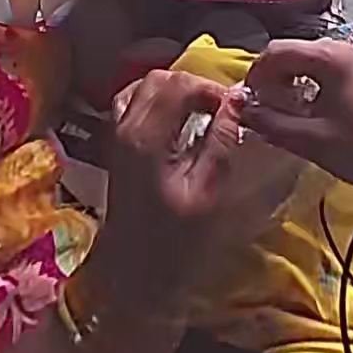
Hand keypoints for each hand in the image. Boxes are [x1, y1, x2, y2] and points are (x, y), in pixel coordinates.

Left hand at [85, 70, 241, 310]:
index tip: (234, 109)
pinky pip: (133, 97)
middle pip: (162, 77)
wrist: (130, 275)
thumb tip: (237, 102)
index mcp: (146, 137)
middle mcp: (125, 125)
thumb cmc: (172, 243)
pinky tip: (174, 114)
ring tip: (202, 110)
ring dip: (177, 88)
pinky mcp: (115, 139)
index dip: (211, 89)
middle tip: (221, 110)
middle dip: (196, 85)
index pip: (181, 84)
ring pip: (146, 82)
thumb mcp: (207, 194)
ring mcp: (116, 130)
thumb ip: (221, 142)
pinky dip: (156, 96)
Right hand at [232, 39, 352, 201]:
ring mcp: (346, 58)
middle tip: (258, 108)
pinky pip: (313, 68)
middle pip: (286, 52)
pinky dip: (298, 83)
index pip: (274, 51)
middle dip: (267, 77)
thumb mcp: (310, 139)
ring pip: (298, 59)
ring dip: (282, 81)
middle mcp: (336, 49)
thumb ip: (270, 121)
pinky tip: (297, 107)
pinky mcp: (351, 71)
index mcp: (327, 58)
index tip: (246, 101)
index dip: (255, 74)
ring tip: (275, 110)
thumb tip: (240, 108)